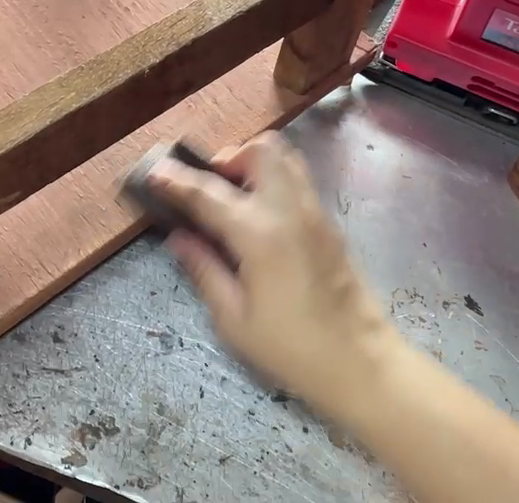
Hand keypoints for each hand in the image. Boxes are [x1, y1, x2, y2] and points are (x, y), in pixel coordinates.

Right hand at [146, 132, 398, 398]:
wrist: (364, 366)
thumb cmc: (293, 349)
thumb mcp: (234, 320)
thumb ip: (204, 270)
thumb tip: (179, 237)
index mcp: (259, 234)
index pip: (208, 193)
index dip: (176, 180)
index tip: (154, 171)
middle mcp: (288, 210)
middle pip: (259, 151)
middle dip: (228, 158)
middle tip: (210, 186)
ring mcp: (314, 212)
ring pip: (284, 157)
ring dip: (253, 163)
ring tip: (234, 196)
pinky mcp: (329, 223)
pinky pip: (297, 179)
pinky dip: (273, 179)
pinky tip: (259, 215)